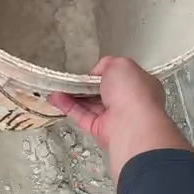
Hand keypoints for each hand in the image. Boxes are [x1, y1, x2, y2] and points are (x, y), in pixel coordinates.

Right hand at [48, 56, 191, 177]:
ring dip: (72, 94)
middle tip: (68, 77)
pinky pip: (82, 115)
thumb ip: (106, 63)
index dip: (104, 71)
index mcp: (139, 84)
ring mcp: (114, 116)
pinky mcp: (100, 129)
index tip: (89, 69)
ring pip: (89, 103)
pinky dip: (68, 105)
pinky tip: (54, 97)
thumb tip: (96, 73)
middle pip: (102, 90)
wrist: (131, 125)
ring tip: (54, 85)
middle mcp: (128, 101)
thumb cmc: (131, 91)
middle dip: (85, 84)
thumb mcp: (120, 64)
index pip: (120, 76)